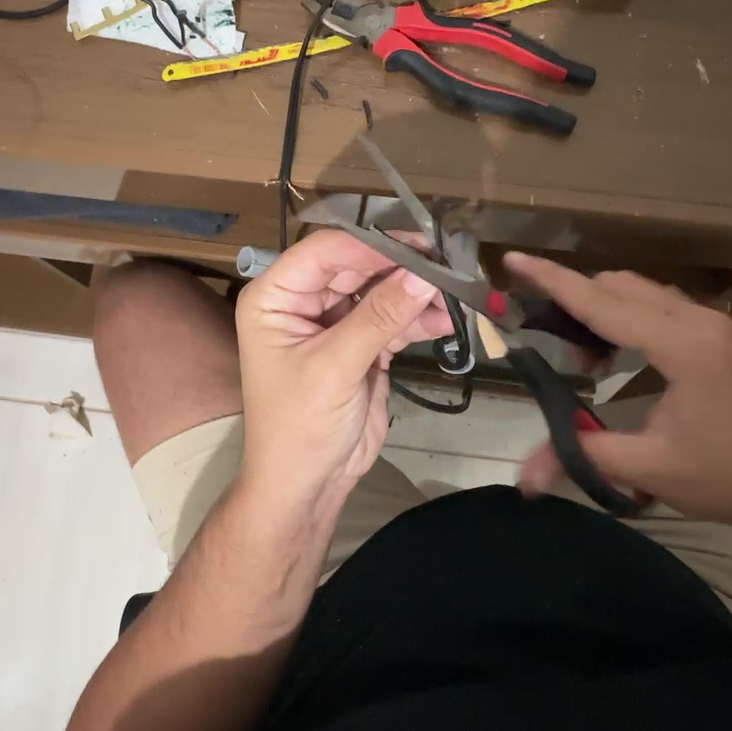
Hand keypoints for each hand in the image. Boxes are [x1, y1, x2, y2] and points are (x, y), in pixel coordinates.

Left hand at [236, 230, 454, 511]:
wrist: (307, 485)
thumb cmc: (300, 425)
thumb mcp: (335, 368)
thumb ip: (379, 318)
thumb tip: (424, 275)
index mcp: (276, 298)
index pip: (324, 252)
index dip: (370, 246)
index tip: (417, 247)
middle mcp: (303, 302)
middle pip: (357, 267)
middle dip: (400, 267)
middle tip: (446, 263)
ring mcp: (335, 323)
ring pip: (380, 292)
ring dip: (416, 294)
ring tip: (455, 294)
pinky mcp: (362, 346)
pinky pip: (393, 321)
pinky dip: (419, 321)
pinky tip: (448, 321)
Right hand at [506, 253, 731, 526]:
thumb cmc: (723, 477)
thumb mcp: (648, 468)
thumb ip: (581, 455)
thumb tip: (524, 478)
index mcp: (685, 348)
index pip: (604, 304)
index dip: (553, 282)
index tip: (513, 260)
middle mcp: (699, 321)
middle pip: (617, 287)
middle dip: (571, 301)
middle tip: (541, 337)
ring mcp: (710, 322)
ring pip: (635, 291)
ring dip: (596, 311)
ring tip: (582, 361)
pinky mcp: (712, 332)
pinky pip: (653, 304)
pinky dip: (619, 317)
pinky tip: (610, 355)